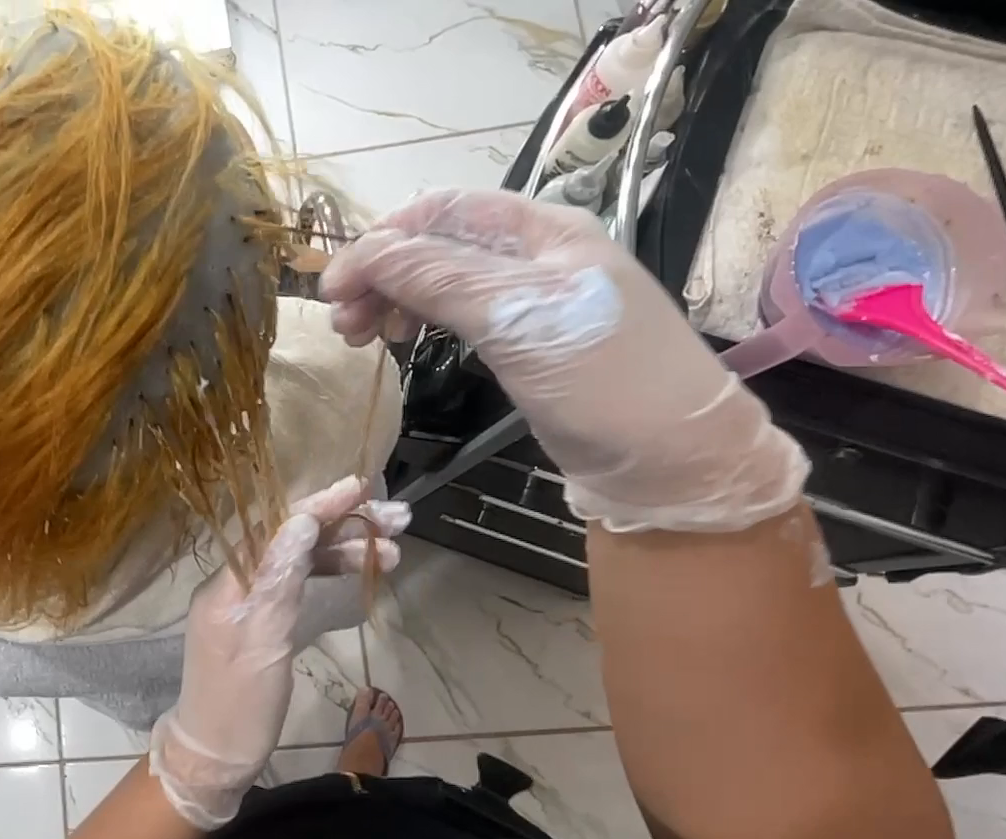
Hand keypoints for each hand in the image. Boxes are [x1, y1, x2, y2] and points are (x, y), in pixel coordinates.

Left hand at [150, 476, 411, 829]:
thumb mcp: (262, 643)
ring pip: (300, 562)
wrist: (214, 757)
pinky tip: (364, 572)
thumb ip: (279, 580)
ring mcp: (251, 605)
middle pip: (292, 540)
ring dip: (345, 550)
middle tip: (400, 518)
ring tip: (395, 549)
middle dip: (343, 524)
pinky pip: (299, 587)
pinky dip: (331, 576)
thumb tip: (300, 522)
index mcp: (228, 585)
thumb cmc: (238, 706)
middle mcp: (237, 586)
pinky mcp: (264, 625)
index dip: (317, 506)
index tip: (360, 487)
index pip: (274, 529)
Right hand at [320, 190, 808, 533]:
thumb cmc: (604, 381)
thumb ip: (439, 278)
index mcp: (540, 231)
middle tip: (342, 324)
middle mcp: (529, 256)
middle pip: (433, 244)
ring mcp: (524, 300)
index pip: (440, 211)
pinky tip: (398, 341)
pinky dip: (416, 321)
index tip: (333, 289)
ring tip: (358, 337)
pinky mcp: (518, 341)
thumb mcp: (518, 320)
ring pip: (437, 280)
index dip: (379, 242)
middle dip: (379, 274)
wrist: (671, 460)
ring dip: (390, 299)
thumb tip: (365, 254)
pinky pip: (452, 313)